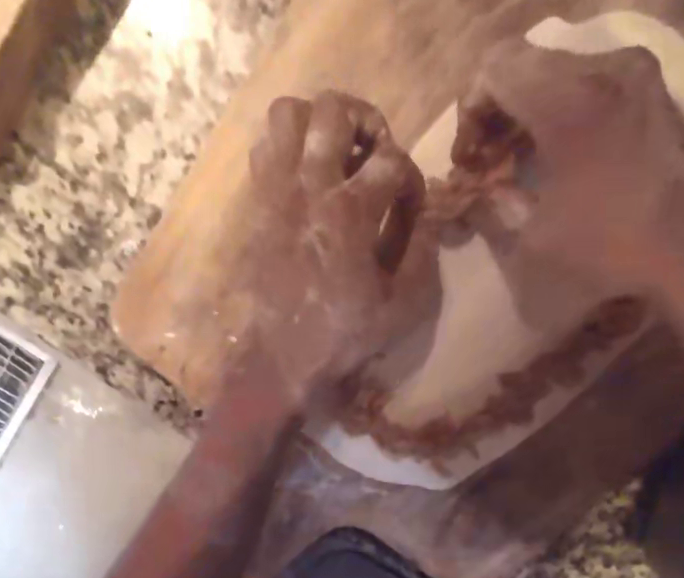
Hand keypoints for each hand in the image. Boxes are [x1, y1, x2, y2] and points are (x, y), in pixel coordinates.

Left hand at [226, 92, 439, 420]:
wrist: (281, 360)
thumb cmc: (343, 336)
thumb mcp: (401, 307)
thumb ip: (423, 255)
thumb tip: (428, 217)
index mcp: (350, 213)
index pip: (392, 161)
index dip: (411, 179)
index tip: (410, 208)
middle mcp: (310, 188)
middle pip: (334, 110)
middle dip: (366, 122)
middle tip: (373, 154)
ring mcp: (277, 192)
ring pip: (288, 113)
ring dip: (317, 121)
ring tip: (335, 152)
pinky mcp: (256, 205)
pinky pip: (264, 148)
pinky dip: (286, 147)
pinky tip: (304, 176)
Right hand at [454, 39, 683, 325]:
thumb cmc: (609, 250)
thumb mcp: (531, 245)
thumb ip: (495, 209)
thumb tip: (483, 192)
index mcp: (568, 99)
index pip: (495, 68)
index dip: (470, 111)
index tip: (469, 160)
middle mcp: (605, 69)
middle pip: (529, 64)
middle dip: (498, 111)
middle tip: (488, 163)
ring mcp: (639, 77)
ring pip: (563, 73)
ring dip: (532, 113)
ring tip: (521, 166)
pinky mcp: (659, 95)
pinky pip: (596, 86)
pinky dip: (567, 113)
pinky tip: (562, 162)